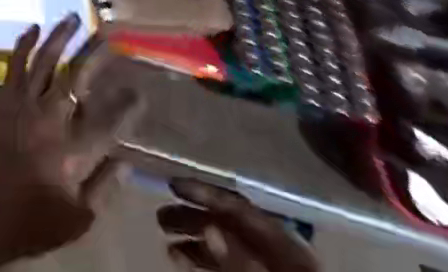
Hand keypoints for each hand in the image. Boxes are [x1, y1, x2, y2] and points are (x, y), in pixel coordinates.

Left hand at [0, 15, 143, 262]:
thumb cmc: (36, 220)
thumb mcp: (81, 216)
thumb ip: (105, 185)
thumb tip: (127, 159)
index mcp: (76, 151)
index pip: (110, 121)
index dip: (127, 105)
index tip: (141, 90)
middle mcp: (52, 119)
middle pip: (78, 78)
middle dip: (95, 54)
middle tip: (110, 34)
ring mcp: (25, 104)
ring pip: (45, 61)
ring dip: (60, 37)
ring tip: (72, 18)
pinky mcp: (4, 99)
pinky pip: (15, 64)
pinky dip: (24, 43)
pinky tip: (34, 28)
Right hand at [158, 179, 319, 271]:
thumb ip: (241, 262)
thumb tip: (208, 228)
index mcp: (287, 248)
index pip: (242, 208)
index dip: (206, 192)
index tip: (172, 184)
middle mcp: (276, 255)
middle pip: (229, 225)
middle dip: (192, 217)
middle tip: (160, 216)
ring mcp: (264, 270)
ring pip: (223, 246)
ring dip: (192, 241)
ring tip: (165, 243)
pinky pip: (224, 267)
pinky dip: (199, 262)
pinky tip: (178, 260)